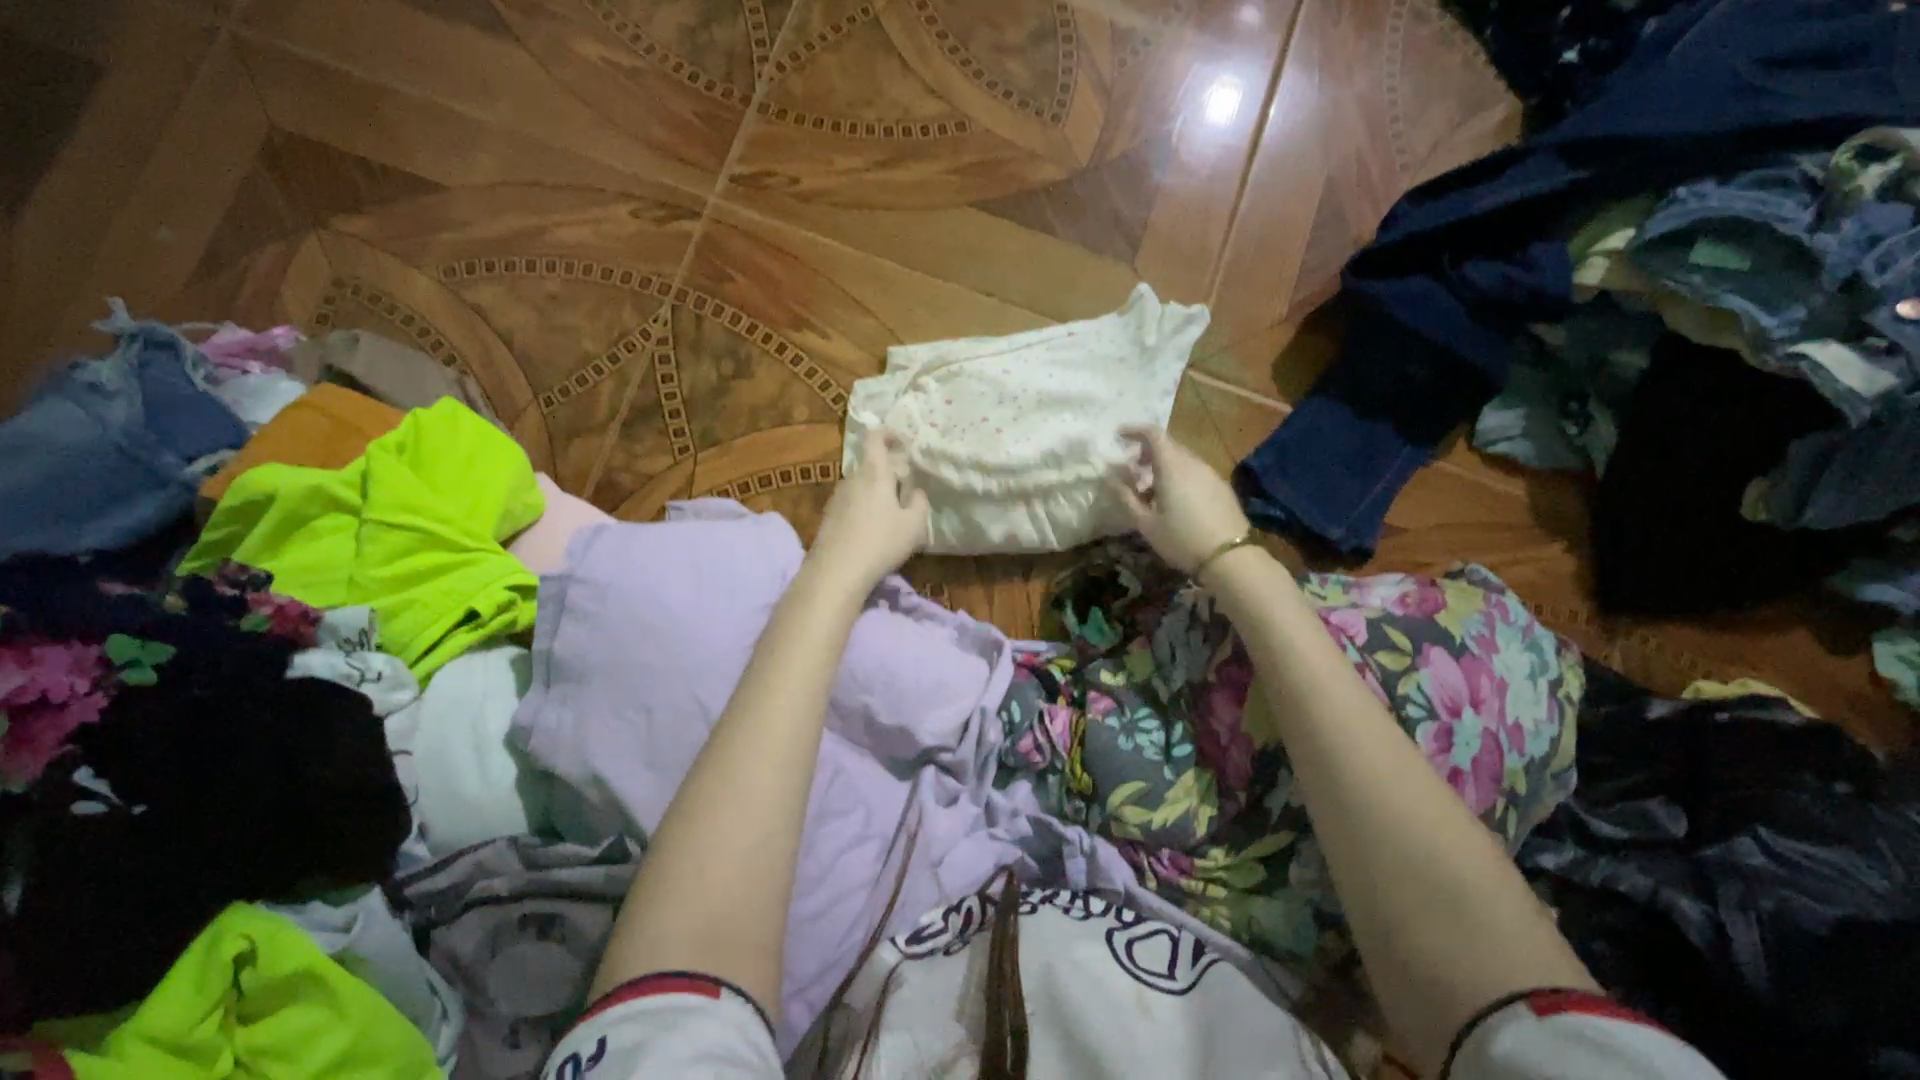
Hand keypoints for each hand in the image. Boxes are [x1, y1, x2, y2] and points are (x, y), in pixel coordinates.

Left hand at [805, 430, 930, 590]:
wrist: (837, 570)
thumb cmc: (881, 542)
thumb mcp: (914, 524)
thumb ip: (919, 502)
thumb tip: (915, 491)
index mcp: (874, 473)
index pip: (875, 438)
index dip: (889, 435)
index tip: (902, 445)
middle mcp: (852, 478)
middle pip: (870, 464)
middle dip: (888, 472)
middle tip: (904, 491)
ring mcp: (836, 497)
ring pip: (860, 485)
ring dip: (875, 492)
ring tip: (890, 515)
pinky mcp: (828, 516)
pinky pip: (850, 502)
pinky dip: (863, 507)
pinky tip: (871, 530)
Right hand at [1106, 426, 1251, 574]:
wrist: (1230, 557)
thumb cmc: (1181, 539)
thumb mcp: (1145, 522)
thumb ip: (1125, 496)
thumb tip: (1108, 475)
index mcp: (1172, 467)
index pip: (1153, 433)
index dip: (1135, 430)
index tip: (1119, 436)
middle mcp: (1193, 463)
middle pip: (1168, 445)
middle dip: (1147, 451)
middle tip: (1132, 470)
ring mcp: (1211, 474)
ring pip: (1182, 459)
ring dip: (1163, 466)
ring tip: (1151, 491)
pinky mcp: (1222, 487)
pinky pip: (1195, 472)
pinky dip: (1179, 476)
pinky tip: (1175, 501)